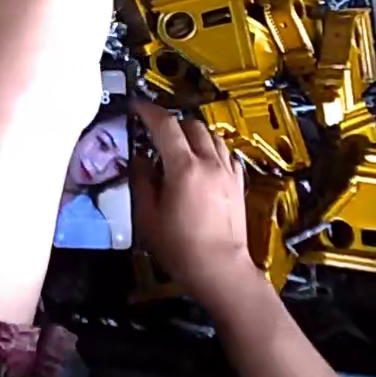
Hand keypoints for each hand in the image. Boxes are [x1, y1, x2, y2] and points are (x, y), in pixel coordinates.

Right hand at [131, 100, 260, 304]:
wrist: (220, 270)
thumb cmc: (179, 247)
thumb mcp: (147, 216)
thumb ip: (141, 181)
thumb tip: (139, 158)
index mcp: (183, 167)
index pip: (165, 125)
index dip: (148, 111)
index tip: (137, 107)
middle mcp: (209, 162)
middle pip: (191, 124)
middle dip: (172, 123)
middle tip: (156, 134)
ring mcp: (227, 171)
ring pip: (212, 135)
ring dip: (193, 134)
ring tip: (179, 148)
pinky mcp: (238, 183)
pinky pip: (225, 153)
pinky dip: (211, 150)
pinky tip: (202, 163)